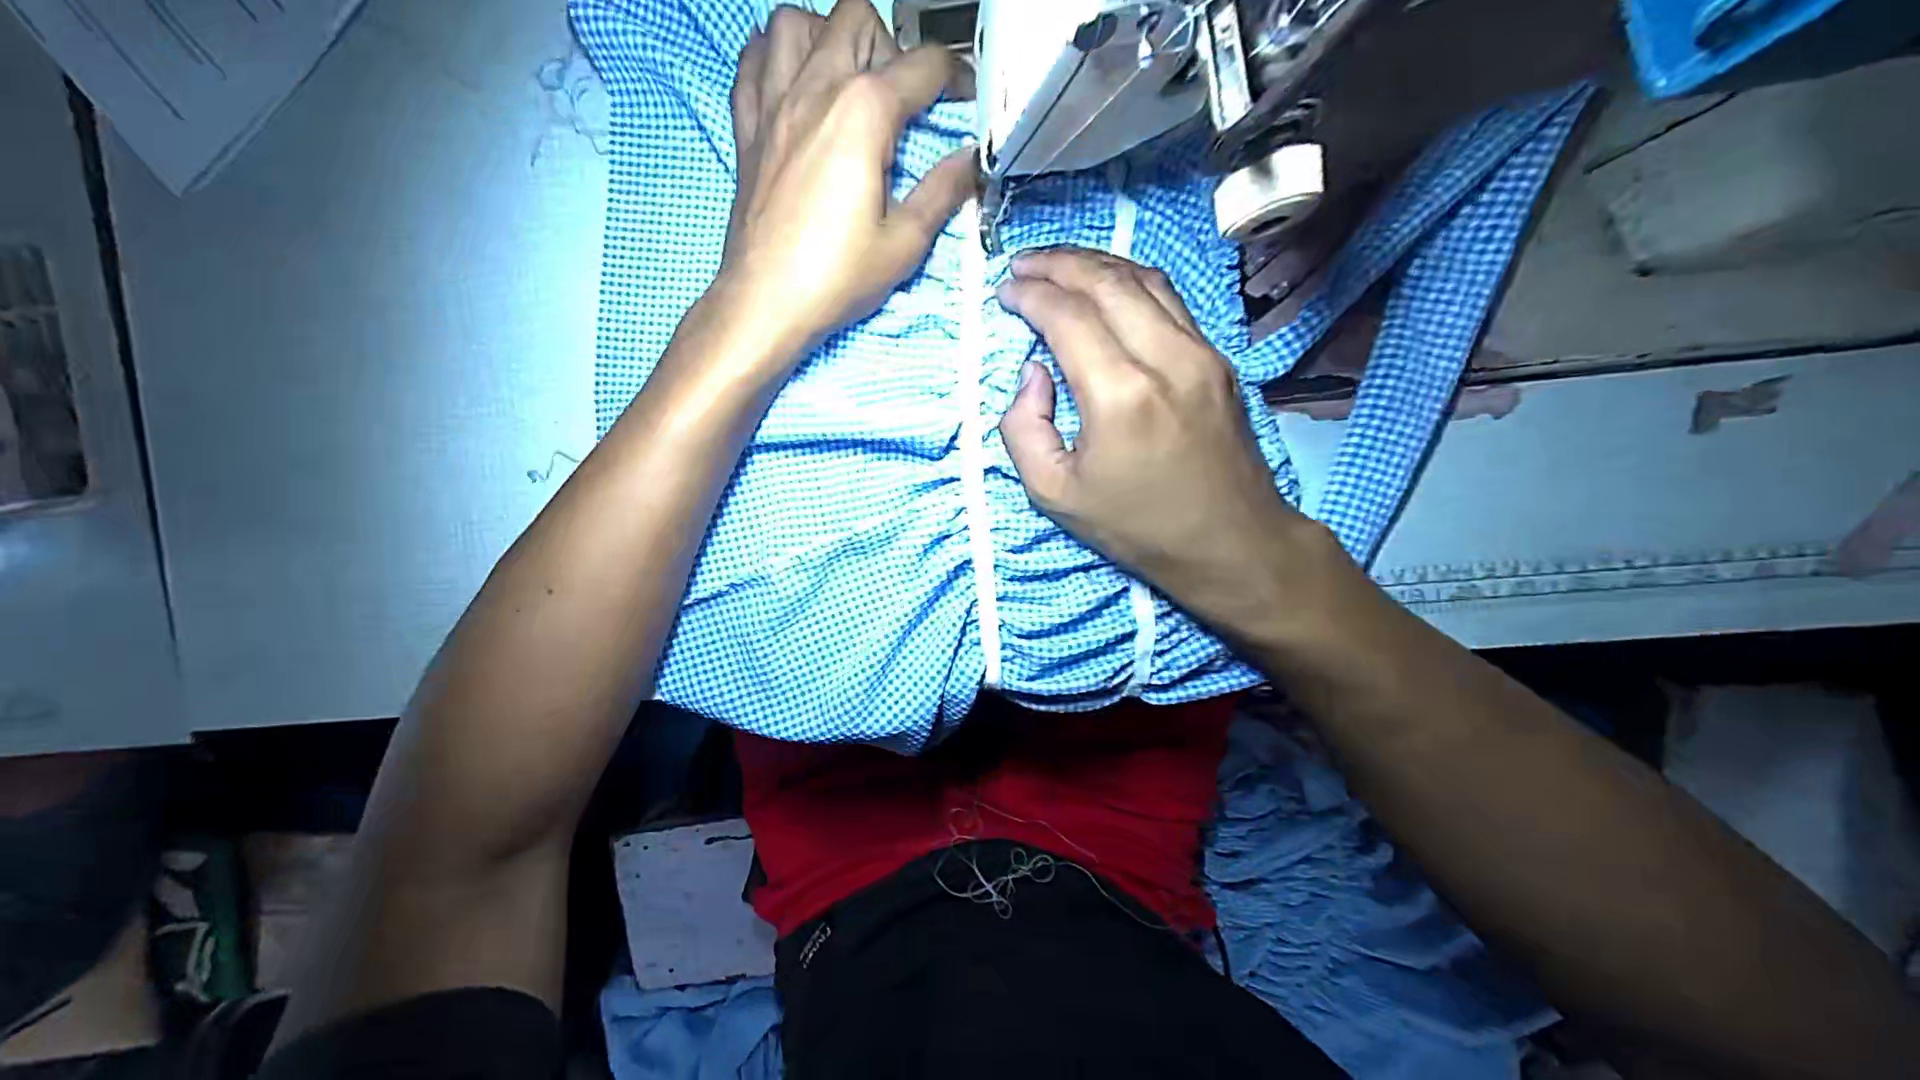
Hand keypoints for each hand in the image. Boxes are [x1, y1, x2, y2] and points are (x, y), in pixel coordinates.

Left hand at [716, 1, 975, 361]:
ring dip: (827, 37)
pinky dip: (776, 58)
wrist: (765, 302)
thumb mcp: (905, 242)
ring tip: (846, 84)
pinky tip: (795, 88)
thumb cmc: (836, 277)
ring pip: (796, 20)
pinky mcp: (747, 127)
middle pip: (858, 18)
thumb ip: (943, 191)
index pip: (923, 67)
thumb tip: (970, 160)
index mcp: (863, 113)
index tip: (964, 99)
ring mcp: (773, 103)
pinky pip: (753, 61)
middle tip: (901, 100)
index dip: (955, 78)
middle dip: (891, 47)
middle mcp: (815, 89)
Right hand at [996, 248, 1342, 630]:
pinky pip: (1170, 300)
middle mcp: (1166, 358)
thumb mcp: (1054, 494)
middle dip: (1058, 262)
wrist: (1230, 542)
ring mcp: (1201, 353)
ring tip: (1058, 265)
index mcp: (1120, 395)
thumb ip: (1023, 427)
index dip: (1030, 294)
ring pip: (1143, 279)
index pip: (1068, 315)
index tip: (1005, 290)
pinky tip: (1107, 287)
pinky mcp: (1219, 359)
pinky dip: (1130, 281)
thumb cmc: (1137, 526)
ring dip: (1095, 263)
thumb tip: (1033, 372)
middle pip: (1106, 280)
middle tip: (1023, 263)